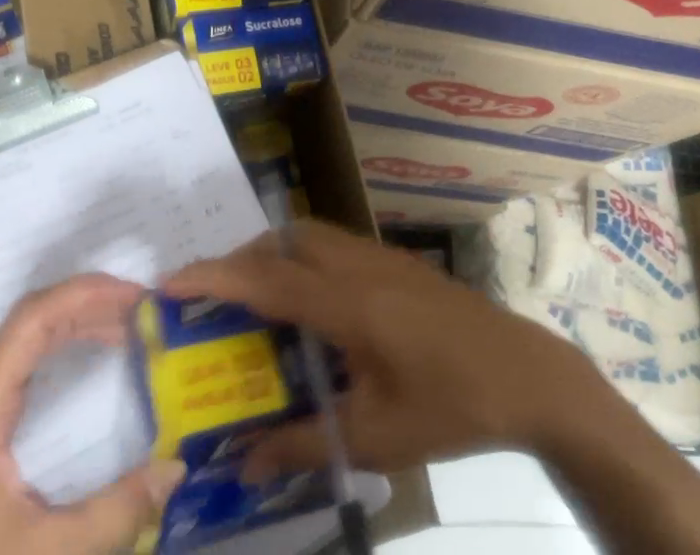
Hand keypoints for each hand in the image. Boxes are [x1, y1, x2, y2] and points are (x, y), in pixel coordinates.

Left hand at [0, 274, 185, 554]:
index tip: (139, 297)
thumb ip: (114, 513)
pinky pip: (16, 369)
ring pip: (22, 343)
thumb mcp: (43, 553)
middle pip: (30, 323)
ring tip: (129, 332)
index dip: (87, 294)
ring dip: (76, 326)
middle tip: (148, 314)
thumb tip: (176, 470)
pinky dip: (58, 353)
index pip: (32, 320)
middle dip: (92, 306)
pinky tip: (87, 369)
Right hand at [162, 222, 610, 479]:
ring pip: (314, 235)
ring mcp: (387, 259)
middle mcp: (362, 267)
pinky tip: (315, 306)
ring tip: (260, 301)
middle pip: (286, 239)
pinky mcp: (404, 265)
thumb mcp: (376, 436)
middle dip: (243, 259)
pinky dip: (307, 259)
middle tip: (217, 300)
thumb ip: (302, 445)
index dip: (212, 278)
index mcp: (349, 305)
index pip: (266, 280)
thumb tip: (242, 464)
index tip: (167, 283)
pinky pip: (339, 244)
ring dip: (277, 254)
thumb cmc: (452, 407)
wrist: (531, 377)